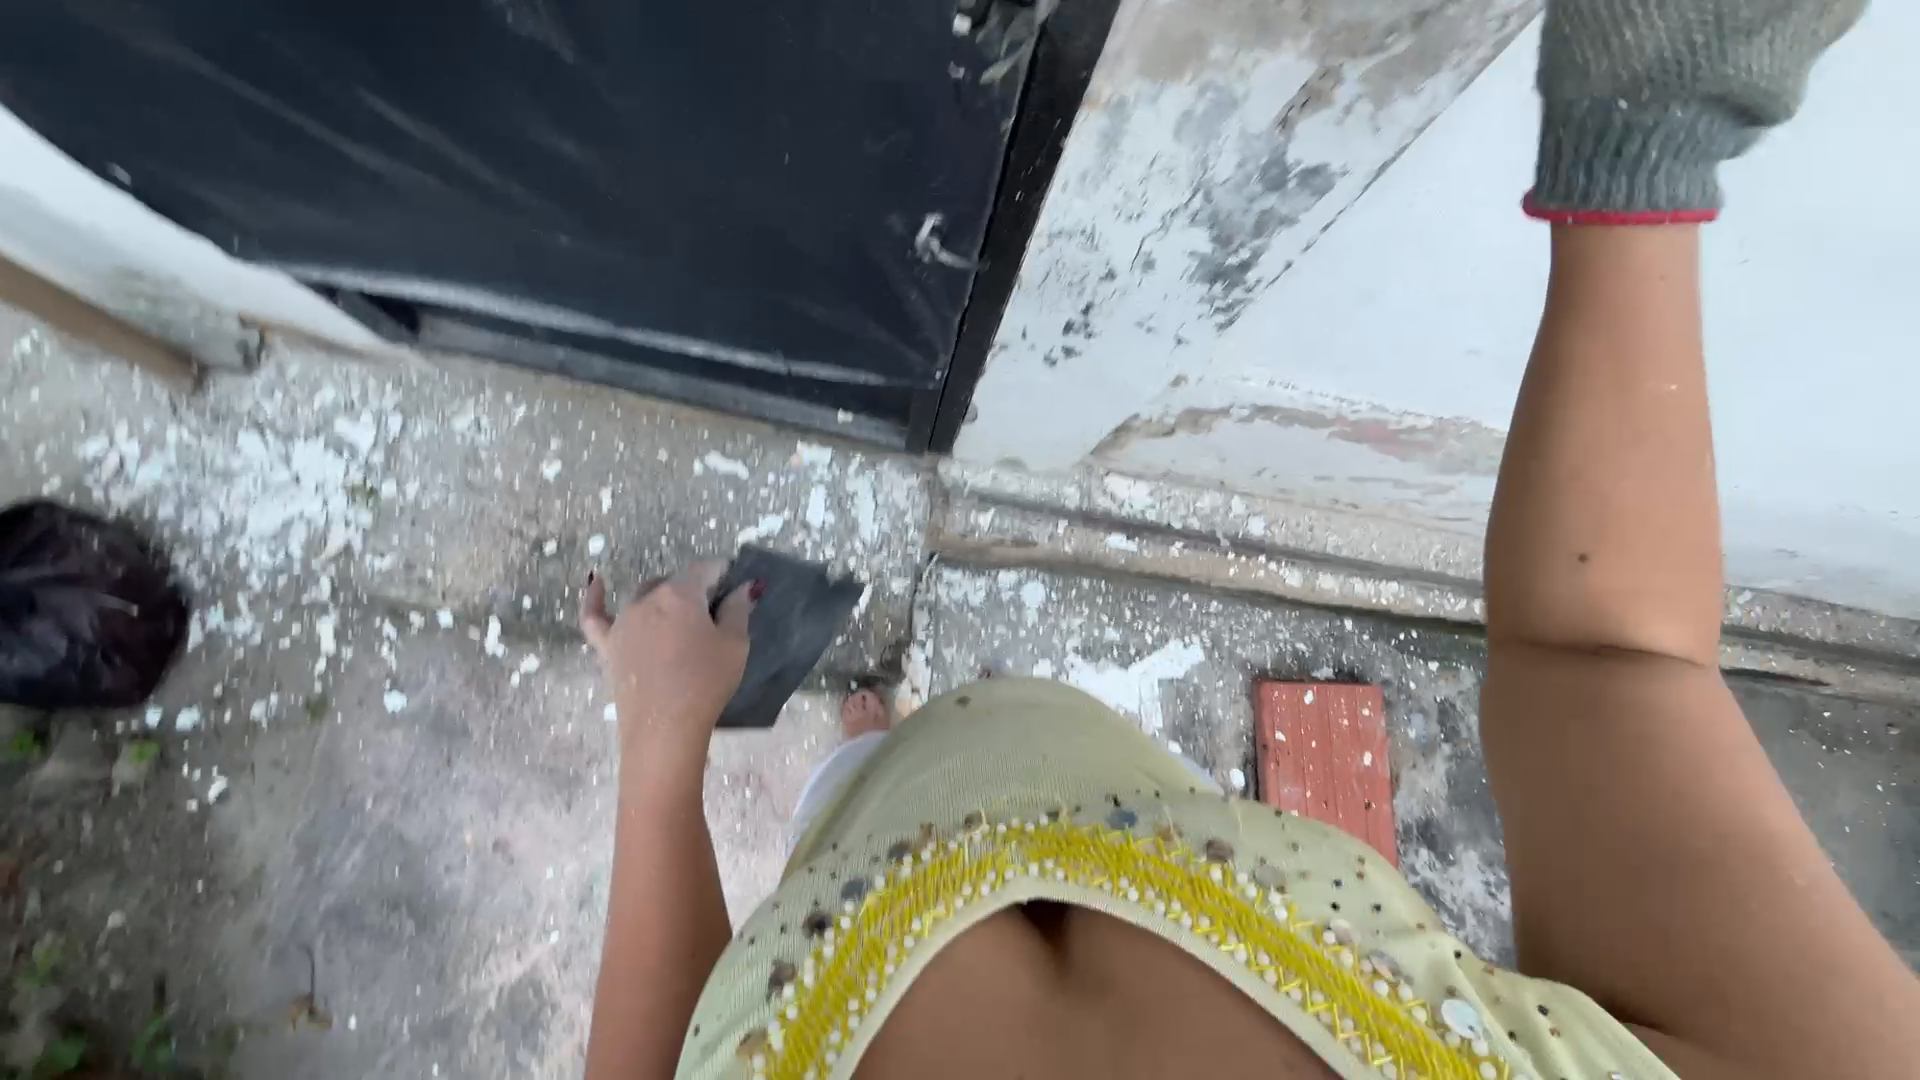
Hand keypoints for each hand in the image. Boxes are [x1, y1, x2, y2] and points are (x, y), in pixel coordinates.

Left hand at [579, 561, 754, 772]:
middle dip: (695, 590)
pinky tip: (596, 583)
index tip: (735, 587)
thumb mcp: (735, 644)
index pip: (704, 569)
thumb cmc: (706, 683)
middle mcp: (647, 600)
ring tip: (681, 618)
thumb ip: (738, 609)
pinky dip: (594, 597)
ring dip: (663, 598)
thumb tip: (741, 588)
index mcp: (680, 595)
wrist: (665, 727)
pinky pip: (595, 615)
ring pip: (644, 596)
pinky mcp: (608, 645)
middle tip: (714, 614)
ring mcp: (623, 622)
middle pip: (674, 583)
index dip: (722, 574)